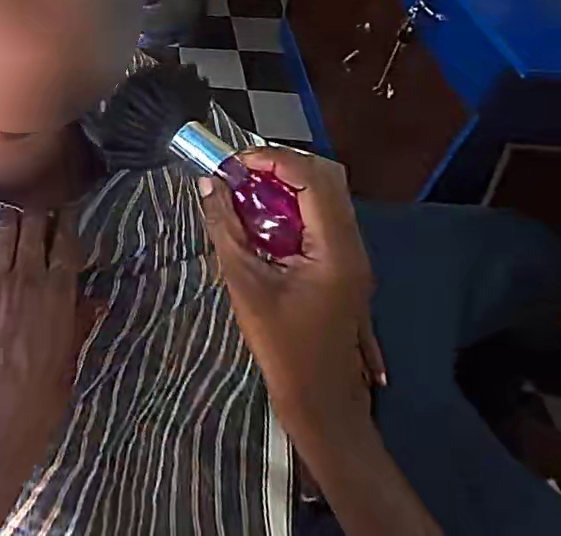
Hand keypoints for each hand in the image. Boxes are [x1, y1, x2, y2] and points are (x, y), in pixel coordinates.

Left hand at [0, 210, 92, 480]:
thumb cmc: (37, 398)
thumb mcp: (69, 361)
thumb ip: (80, 322)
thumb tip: (97, 299)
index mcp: (58, 293)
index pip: (66, 240)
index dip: (66, 221)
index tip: (66, 214)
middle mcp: (27, 278)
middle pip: (34, 223)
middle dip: (38, 215)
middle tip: (39, 219)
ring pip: (3, 226)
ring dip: (9, 221)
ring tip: (11, 226)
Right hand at [198, 148, 381, 436]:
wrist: (321, 401)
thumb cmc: (282, 345)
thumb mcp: (244, 282)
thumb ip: (225, 227)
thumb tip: (208, 183)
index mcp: (335, 249)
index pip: (312, 179)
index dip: (273, 159)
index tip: (235, 162)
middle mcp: (352, 245)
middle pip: (328, 177)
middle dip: (282, 163)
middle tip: (242, 171)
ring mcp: (352, 255)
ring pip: (328, 194)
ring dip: (287, 182)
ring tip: (247, 189)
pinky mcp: (343, 264)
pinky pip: (322, 215)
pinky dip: (293, 203)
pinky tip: (262, 216)